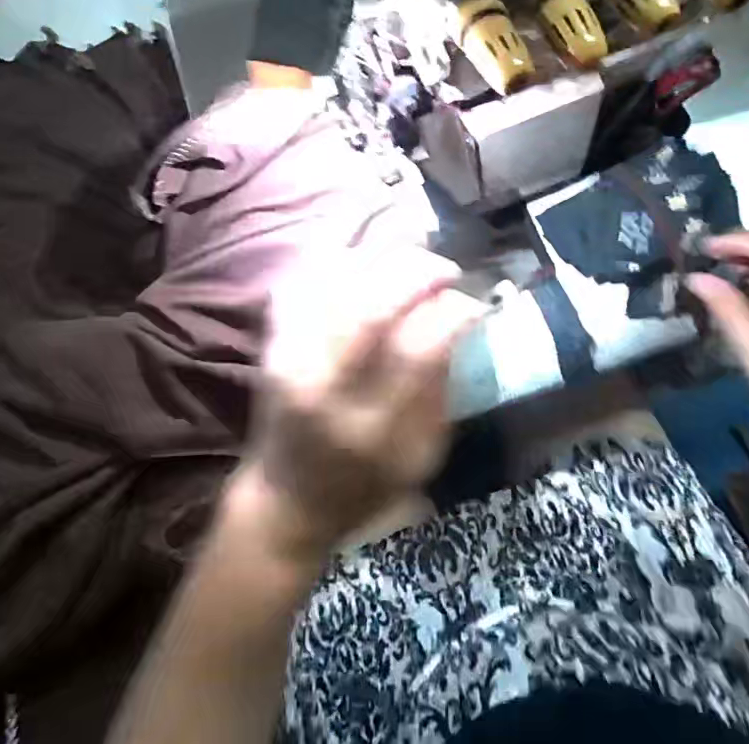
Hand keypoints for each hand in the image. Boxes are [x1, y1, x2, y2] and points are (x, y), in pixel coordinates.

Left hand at [239, 246, 485, 562]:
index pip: (418, 349)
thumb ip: (440, 390)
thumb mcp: (419, 458)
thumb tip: (459, 320)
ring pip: (333, 280)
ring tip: (413, 248)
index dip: (455, 314)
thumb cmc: (362, 487)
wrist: (283, 499)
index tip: (476, 303)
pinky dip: (335, 254)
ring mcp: (290, 354)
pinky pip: (302, 277)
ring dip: (380, 252)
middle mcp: (323, 382)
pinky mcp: (272, 340)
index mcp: (369, 424)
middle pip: (370, 304)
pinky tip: (364, 250)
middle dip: (419, 271)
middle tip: (447, 269)